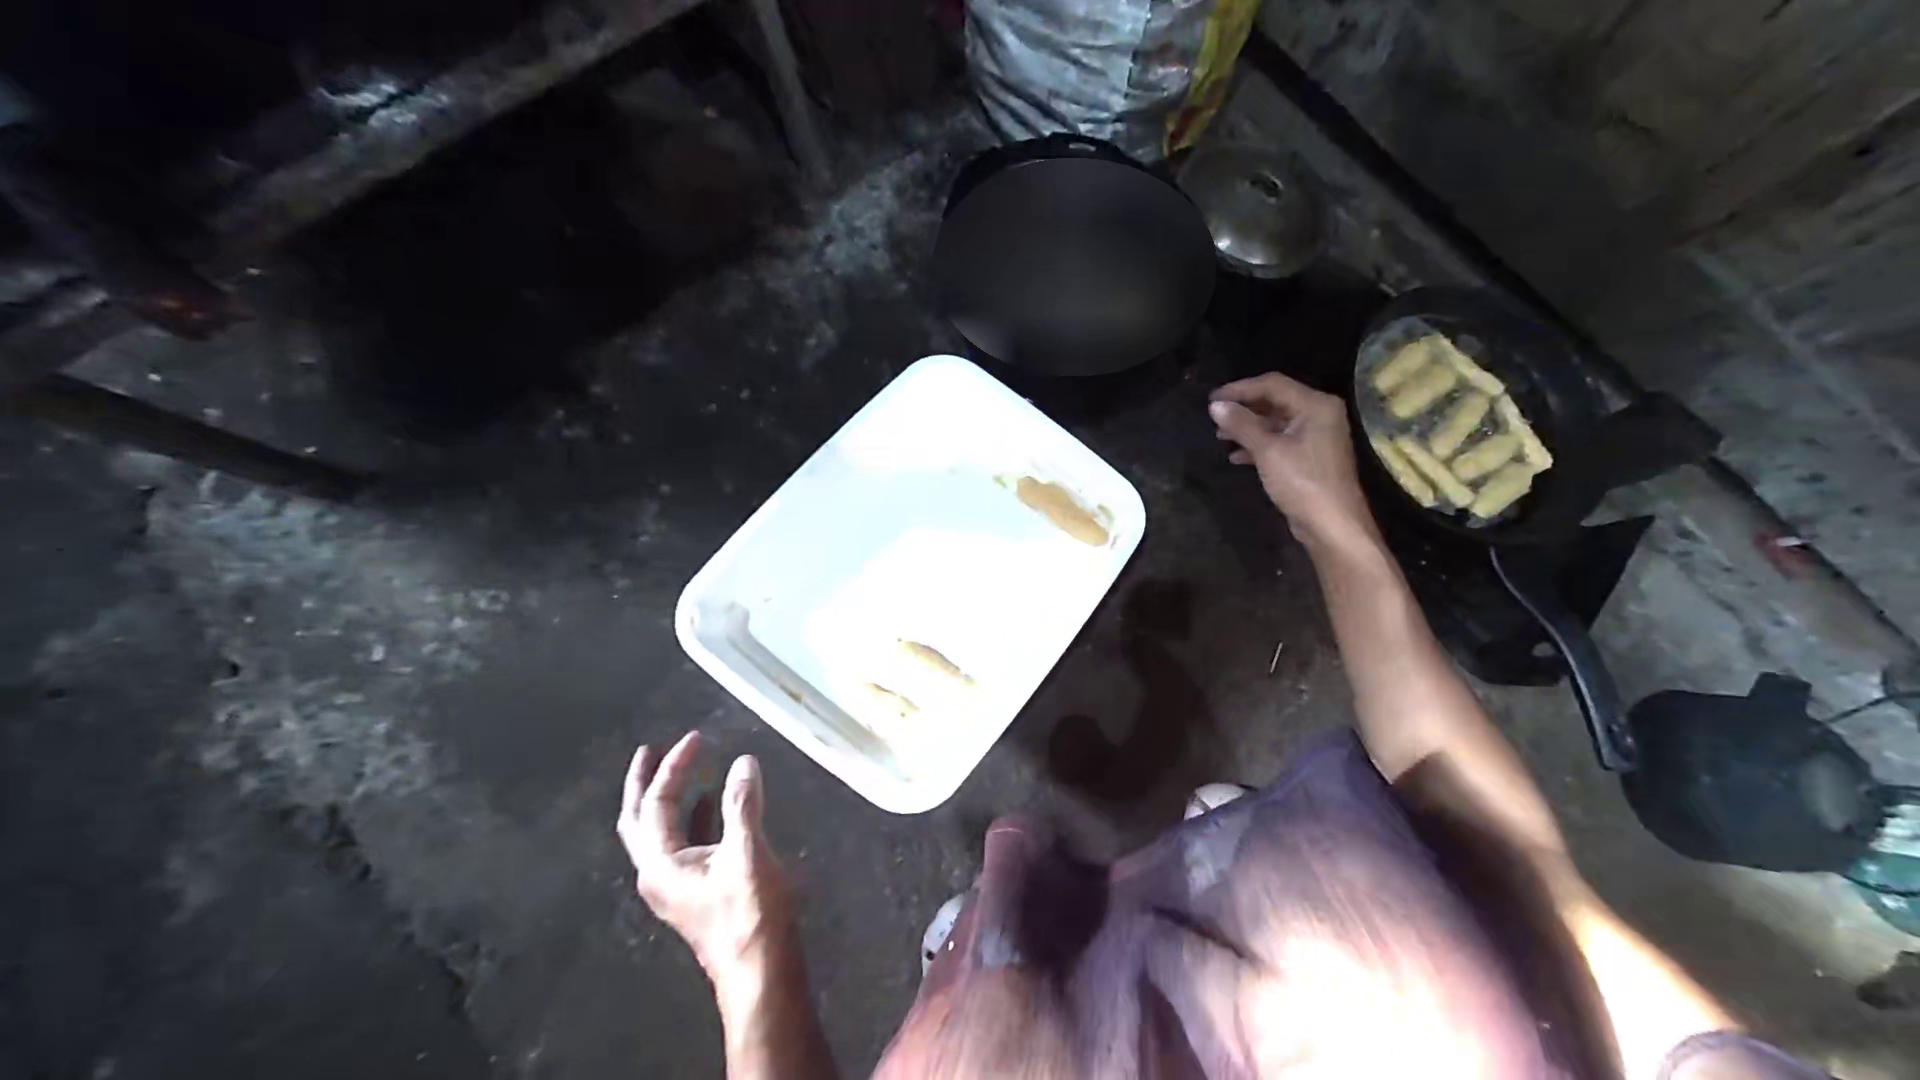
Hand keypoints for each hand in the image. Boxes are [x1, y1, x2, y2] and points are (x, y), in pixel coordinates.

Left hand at [616, 732, 793, 992]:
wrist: (760, 970)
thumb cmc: (749, 913)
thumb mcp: (747, 852)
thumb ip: (743, 804)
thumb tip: (743, 762)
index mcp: (660, 864)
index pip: (658, 803)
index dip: (675, 766)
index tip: (696, 738)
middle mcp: (658, 874)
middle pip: (640, 820)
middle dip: (645, 784)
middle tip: (650, 751)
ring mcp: (675, 885)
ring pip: (661, 832)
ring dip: (669, 799)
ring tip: (681, 772)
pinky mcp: (696, 890)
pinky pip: (685, 842)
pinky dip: (694, 816)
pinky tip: (714, 804)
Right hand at [1208, 373, 1378, 549]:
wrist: (1331, 524)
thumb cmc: (1302, 482)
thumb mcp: (1267, 451)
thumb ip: (1241, 425)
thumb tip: (1215, 406)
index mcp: (1315, 405)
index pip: (1272, 385)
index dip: (1239, 389)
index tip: (1211, 399)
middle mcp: (1319, 415)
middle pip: (1274, 401)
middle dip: (1243, 408)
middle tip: (1214, 416)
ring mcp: (1315, 436)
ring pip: (1275, 423)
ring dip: (1247, 428)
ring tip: (1220, 436)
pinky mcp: (1308, 457)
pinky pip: (1279, 441)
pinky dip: (1257, 445)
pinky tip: (1236, 456)